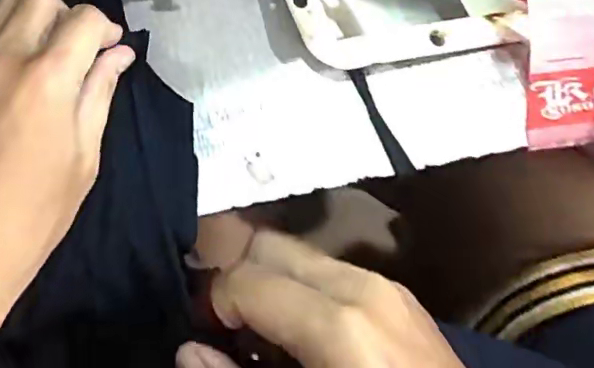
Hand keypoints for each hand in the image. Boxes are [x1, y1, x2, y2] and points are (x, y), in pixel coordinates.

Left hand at [0, 0, 136, 367]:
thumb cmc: (33, 216)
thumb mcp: (83, 158)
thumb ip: (100, 92)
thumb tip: (119, 53)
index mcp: (48, 78)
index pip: (83, 17)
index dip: (104, 27)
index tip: (110, 48)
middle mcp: (5, 57)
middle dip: (67, 15)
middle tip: (76, 51)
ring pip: (4, 6)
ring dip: (31, 18)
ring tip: (41, 55)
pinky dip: (1, 34)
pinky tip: (10, 70)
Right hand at [181, 226, 466, 367]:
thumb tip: (189, 348)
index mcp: (339, 322)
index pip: (246, 278)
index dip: (214, 304)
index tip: (205, 339)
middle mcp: (361, 286)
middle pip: (269, 245)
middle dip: (238, 279)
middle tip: (227, 332)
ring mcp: (389, 289)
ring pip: (298, 253)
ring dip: (269, 283)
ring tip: (264, 339)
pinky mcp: (404, 300)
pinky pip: (331, 274)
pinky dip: (302, 293)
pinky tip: (306, 341)